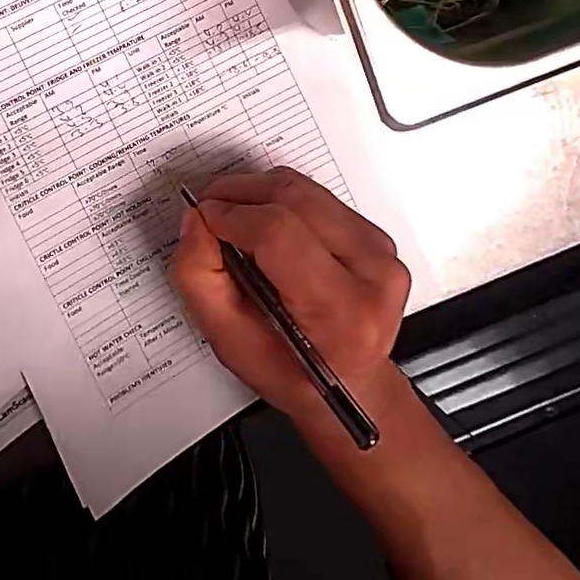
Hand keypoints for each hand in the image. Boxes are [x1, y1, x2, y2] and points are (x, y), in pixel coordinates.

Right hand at [170, 168, 579, 579]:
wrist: (359, 391)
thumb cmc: (297, 379)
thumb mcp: (232, 343)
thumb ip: (202, 278)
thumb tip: (199, 223)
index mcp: (333, 306)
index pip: (272, 228)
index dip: (226, 212)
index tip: (201, 217)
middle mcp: (369, 272)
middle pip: (289, 197)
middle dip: (239, 193)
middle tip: (212, 209)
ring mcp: (381, 253)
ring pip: (306, 188)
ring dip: (262, 192)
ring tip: (235, 213)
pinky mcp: (381, 241)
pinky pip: (321, 196)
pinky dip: (287, 198)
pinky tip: (270, 221)